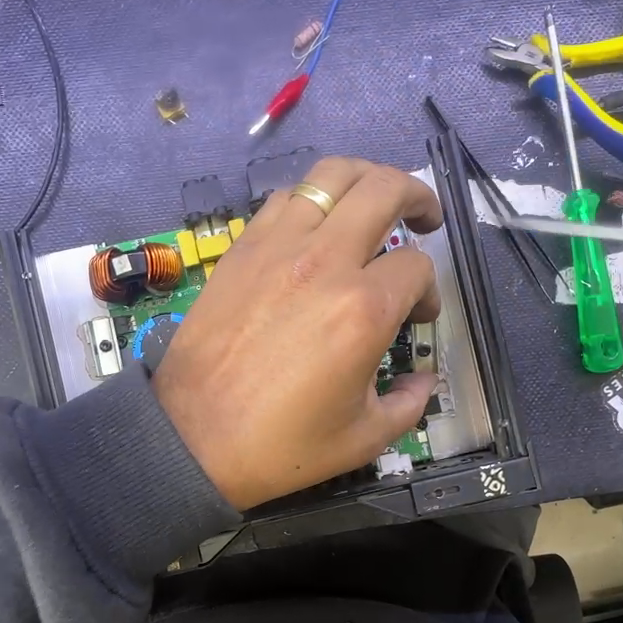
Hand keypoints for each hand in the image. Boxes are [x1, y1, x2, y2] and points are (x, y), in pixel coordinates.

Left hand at [153, 157, 442, 510]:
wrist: (192, 439)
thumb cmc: (280, 445)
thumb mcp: (363, 439)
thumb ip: (409, 403)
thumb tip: (423, 379)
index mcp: (362, 309)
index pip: (416, 267)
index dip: (429, 290)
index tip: (418, 315)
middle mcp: (324, 261)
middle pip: (384, 189)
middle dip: (418, 197)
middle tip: (424, 218)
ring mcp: (277, 247)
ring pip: (331, 176)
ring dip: (364, 180)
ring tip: (373, 202)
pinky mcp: (241, 249)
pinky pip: (284, 198)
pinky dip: (311, 200)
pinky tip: (315, 226)